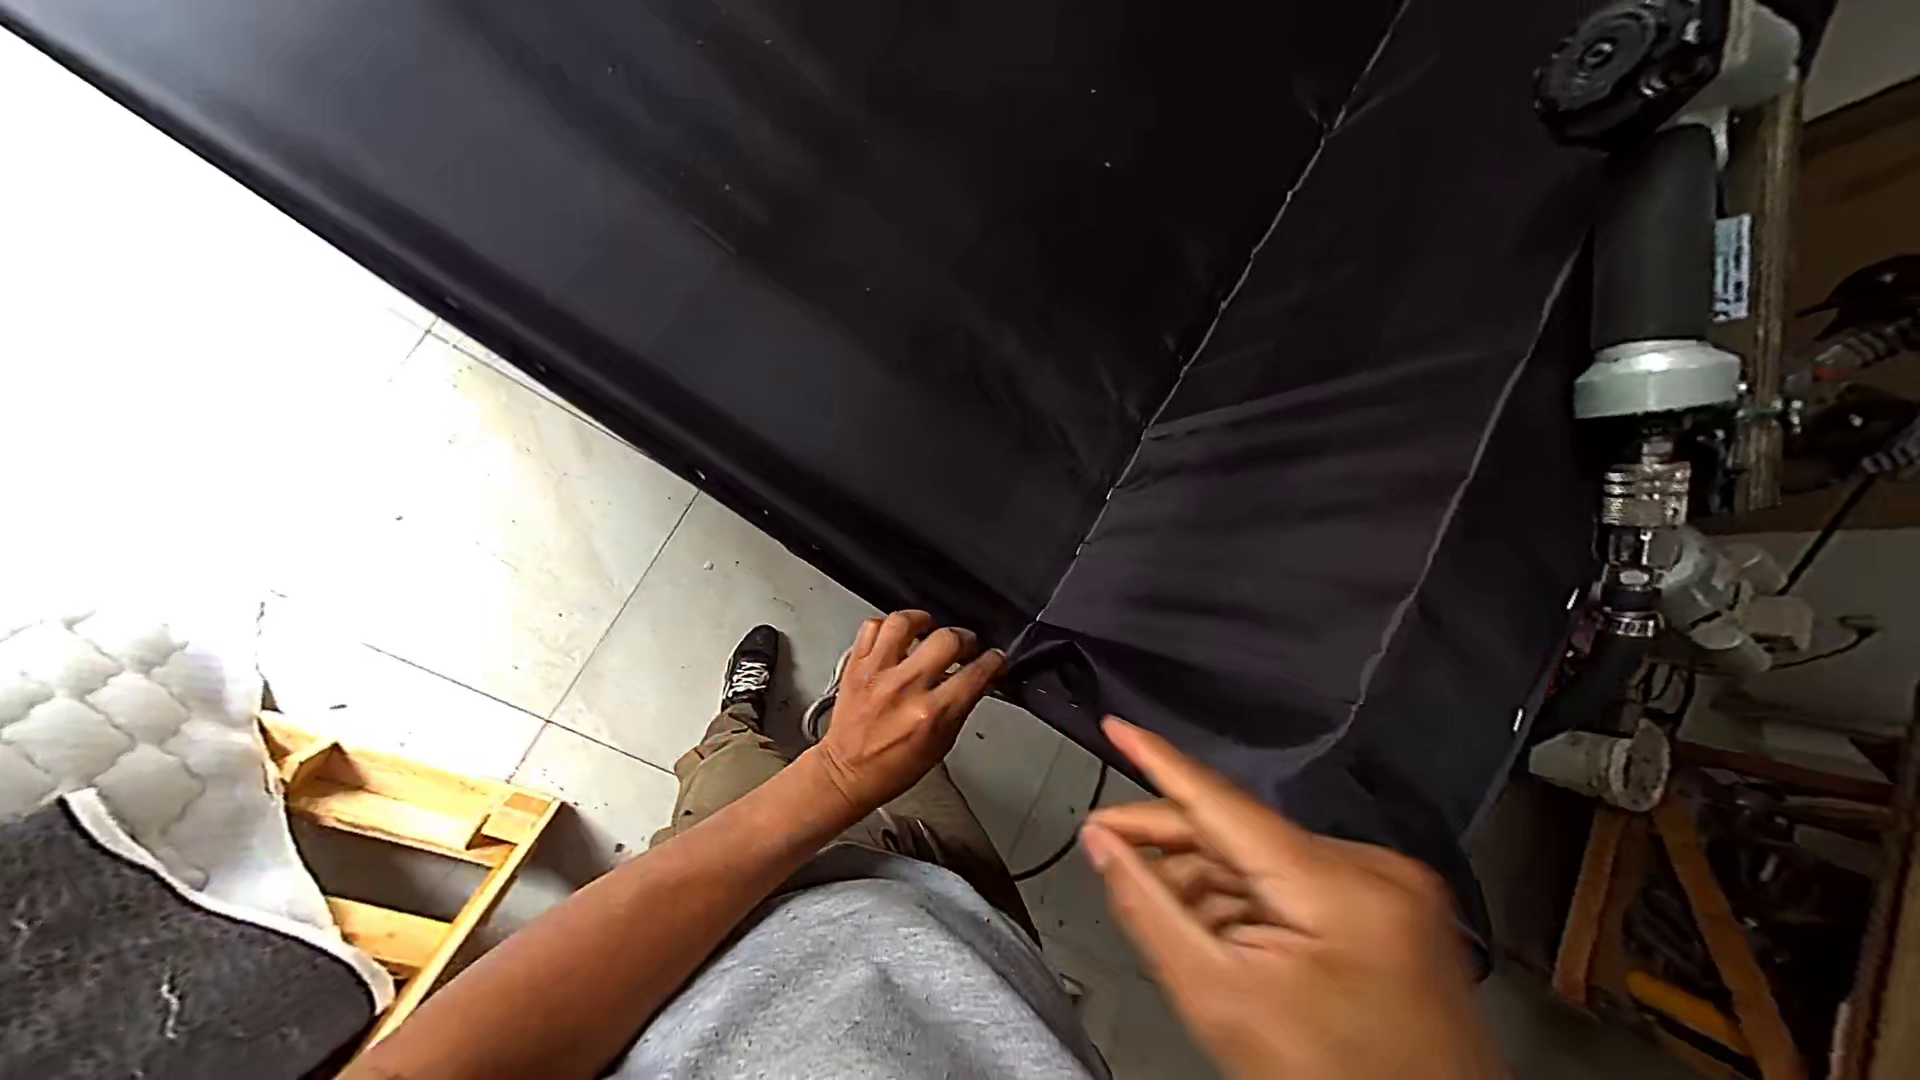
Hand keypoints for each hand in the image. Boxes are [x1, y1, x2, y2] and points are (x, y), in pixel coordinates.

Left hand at [806, 610, 1003, 815]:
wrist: (847, 773)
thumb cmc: (892, 766)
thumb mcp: (942, 743)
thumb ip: (963, 706)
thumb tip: (981, 678)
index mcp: (931, 713)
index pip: (976, 673)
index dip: (994, 661)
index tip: (994, 658)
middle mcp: (905, 688)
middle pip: (947, 639)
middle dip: (966, 639)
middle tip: (966, 645)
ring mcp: (877, 673)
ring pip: (905, 622)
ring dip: (923, 621)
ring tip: (929, 628)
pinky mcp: (856, 665)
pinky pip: (872, 627)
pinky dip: (888, 626)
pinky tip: (897, 635)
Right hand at [1080, 717, 1504, 1079]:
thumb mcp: (1217, 997)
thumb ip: (1147, 907)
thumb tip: (1103, 844)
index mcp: (1341, 890)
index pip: (1222, 801)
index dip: (1158, 760)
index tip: (1118, 727)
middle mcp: (1373, 871)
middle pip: (1237, 829)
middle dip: (1166, 838)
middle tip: (1106, 838)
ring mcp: (1384, 885)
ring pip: (1257, 853)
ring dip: (1200, 873)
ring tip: (1157, 902)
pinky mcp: (1382, 902)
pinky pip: (1286, 875)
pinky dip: (1239, 893)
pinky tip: (1207, 920)